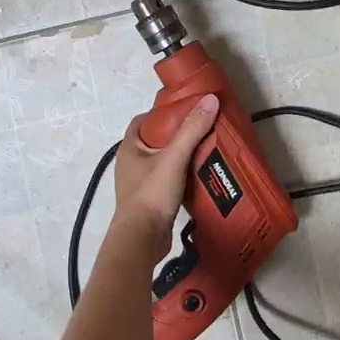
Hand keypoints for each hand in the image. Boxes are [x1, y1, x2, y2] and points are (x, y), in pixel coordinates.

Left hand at [110, 94, 218, 257]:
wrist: (142, 239)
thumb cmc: (152, 194)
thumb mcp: (175, 158)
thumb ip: (192, 130)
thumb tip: (210, 100)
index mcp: (129, 148)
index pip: (142, 121)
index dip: (162, 113)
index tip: (185, 111)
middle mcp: (130, 163)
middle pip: (154, 140)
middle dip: (176, 134)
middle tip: (201, 129)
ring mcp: (138, 183)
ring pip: (161, 161)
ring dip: (180, 156)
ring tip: (205, 150)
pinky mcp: (149, 200)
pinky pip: (166, 180)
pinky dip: (180, 175)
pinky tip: (198, 176)